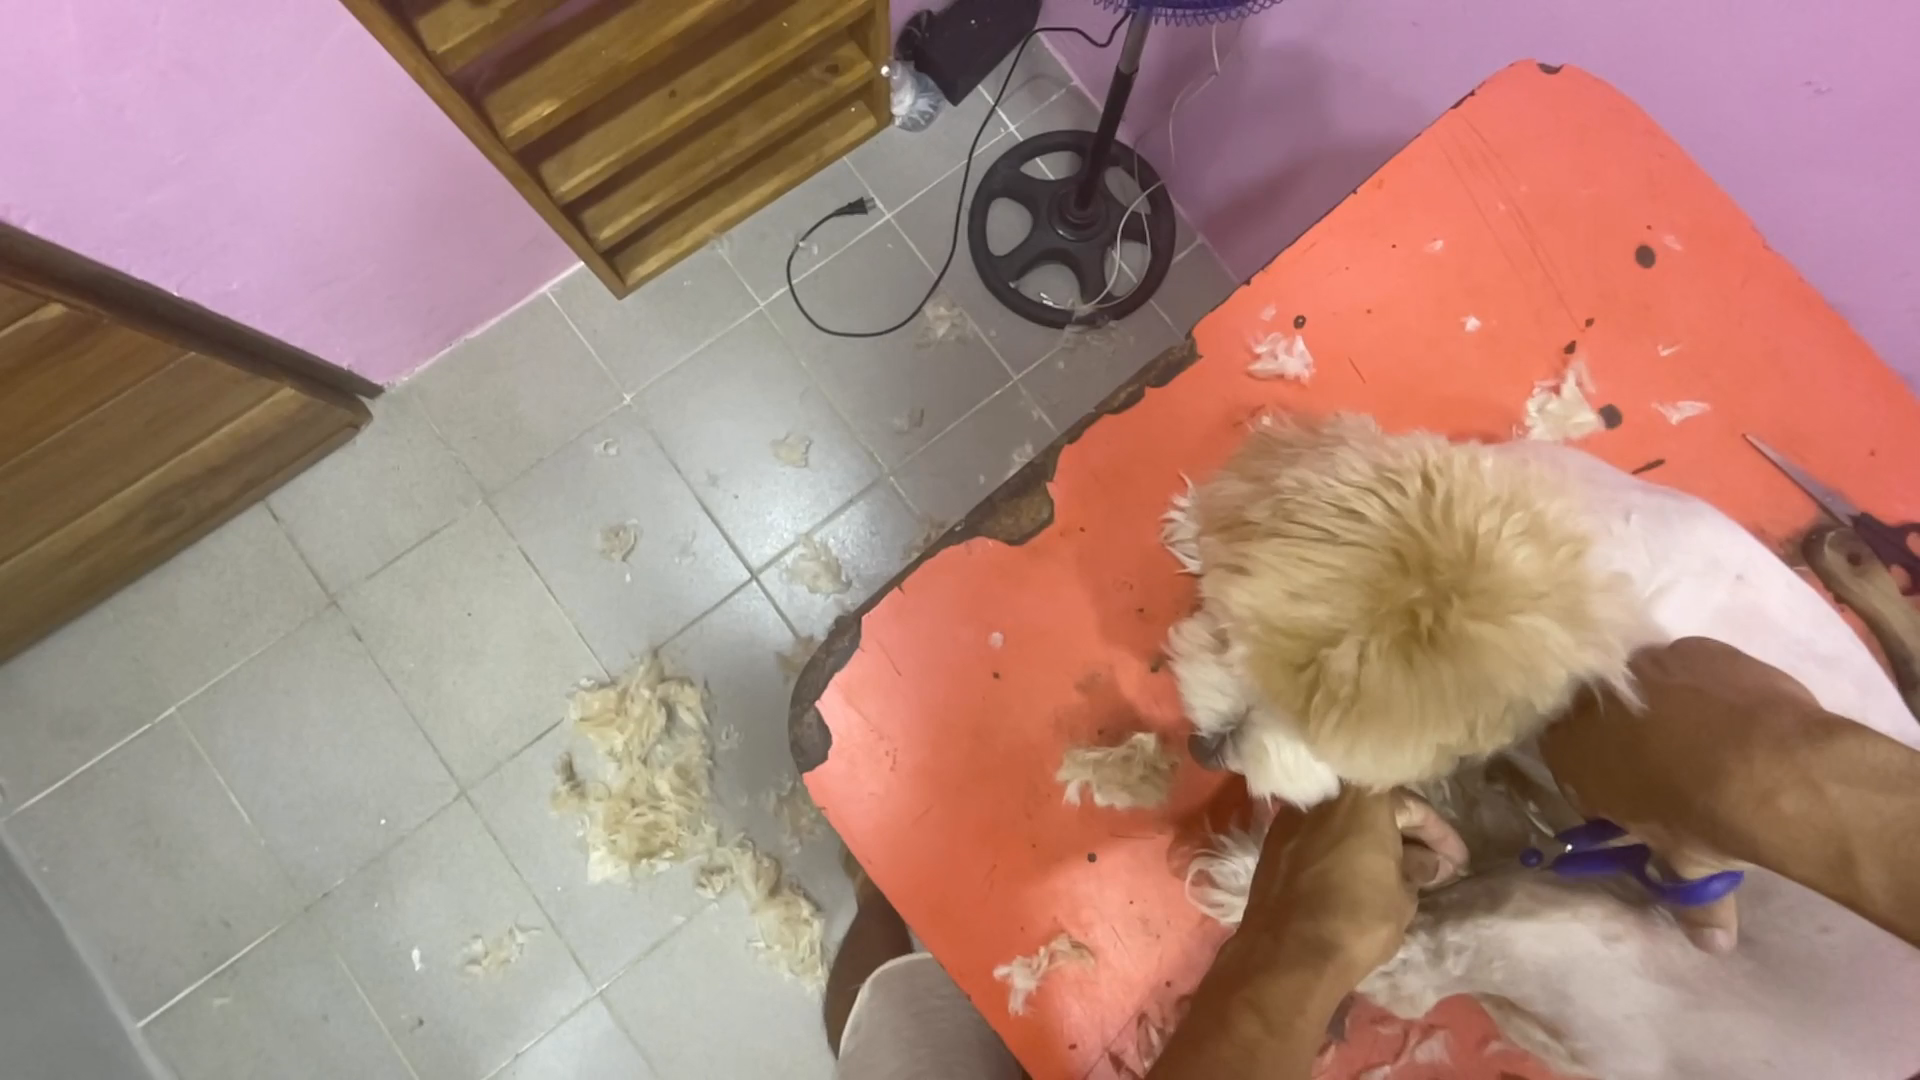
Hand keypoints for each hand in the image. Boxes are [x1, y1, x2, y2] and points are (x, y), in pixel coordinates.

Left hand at [1239, 787, 1467, 980]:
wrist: (1289, 947)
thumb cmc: (1357, 918)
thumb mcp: (1404, 896)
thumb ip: (1417, 868)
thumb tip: (1426, 860)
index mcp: (1359, 799)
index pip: (1408, 803)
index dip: (1437, 832)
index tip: (1456, 860)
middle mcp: (1321, 796)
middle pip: (1370, 804)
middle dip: (1406, 832)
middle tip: (1434, 864)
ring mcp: (1292, 815)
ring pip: (1342, 817)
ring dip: (1372, 838)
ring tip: (1401, 869)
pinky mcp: (1274, 838)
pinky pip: (1318, 832)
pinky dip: (1341, 844)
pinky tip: (1359, 870)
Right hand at [1540, 637, 1818, 951]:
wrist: (1762, 770)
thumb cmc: (1697, 817)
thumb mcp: (1683, 861)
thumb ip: (1689, 894)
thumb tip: (1712, 945)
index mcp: (1562, 747)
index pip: (1559, 746)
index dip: (1588, 759)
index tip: (1619, 777)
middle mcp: (1582, 700)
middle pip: (1591, 707)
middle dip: (1615, 723)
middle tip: (1655, 749)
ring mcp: (1634, 666)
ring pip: (1636, 679)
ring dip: (1655, 696)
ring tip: (1697, 725)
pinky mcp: (1687, 647)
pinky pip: (1689, 662)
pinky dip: (1703, 679)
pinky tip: (1730, 703)